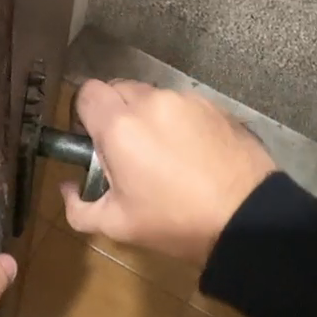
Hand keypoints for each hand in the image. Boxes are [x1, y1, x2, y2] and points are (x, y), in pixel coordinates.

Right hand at [62, 79, 276, 264]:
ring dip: (148, 118)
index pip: (86, 93)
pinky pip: (184, 106)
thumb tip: (68, 188)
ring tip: (164, 155)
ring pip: (153, 98)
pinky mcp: (216, 107)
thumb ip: (79, 207)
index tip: (94, 142)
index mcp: (120, 126)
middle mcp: (151, 103)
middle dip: (116, 115)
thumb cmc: (175, 222)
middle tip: (127, 152)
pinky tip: (192, 155)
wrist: (248, 219)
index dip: (84, 115)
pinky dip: (179, 123)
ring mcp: (187, 101)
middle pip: (118, 90)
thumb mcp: (118, 226)